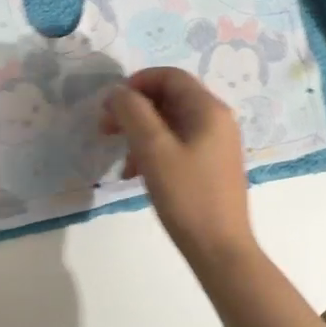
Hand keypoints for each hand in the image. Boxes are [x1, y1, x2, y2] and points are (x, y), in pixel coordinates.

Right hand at [100, 67, 254, 261]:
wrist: (220, 250)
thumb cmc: (186, 195)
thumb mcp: (153, 149)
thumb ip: (132, 112)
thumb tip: (118, 93)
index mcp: (208, 110)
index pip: (168, 76)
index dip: (135, 83)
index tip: (109, 105)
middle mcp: (216, 120)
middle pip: (168, 97)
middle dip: (133, 109)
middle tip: (105, 128)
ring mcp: (215, 144)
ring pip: (169, 122)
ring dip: (139, 132)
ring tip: (119, 156)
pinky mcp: (210, 166)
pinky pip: (176, 144)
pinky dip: (152, 150)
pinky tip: (135, 173)